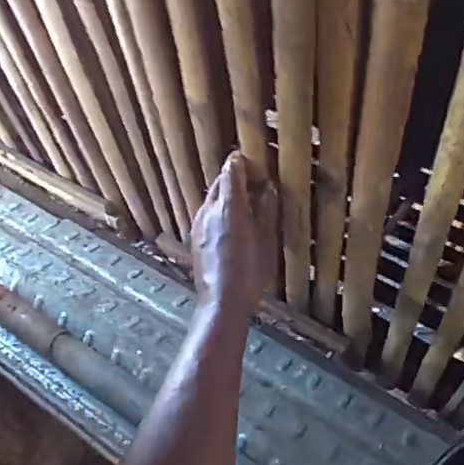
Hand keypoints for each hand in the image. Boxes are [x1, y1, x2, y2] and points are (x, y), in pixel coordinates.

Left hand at [191, 151, 277, 313]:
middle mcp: (209, 209)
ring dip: (227, 197)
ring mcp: (198, 223)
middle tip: (255, 188)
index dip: (243, 163)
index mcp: (229, 206)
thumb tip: (268, 189)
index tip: (257, 168)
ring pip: (212, 199)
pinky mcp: (195, 238)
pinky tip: (232, 229)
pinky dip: (220, 213)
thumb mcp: (267, 240)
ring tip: (246, 210)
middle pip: (219, 182)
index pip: (231, 169)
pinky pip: (208, 215)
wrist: (222, 300)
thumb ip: (267, 210)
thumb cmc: (250, 271)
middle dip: (235, 179)